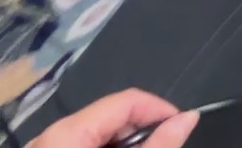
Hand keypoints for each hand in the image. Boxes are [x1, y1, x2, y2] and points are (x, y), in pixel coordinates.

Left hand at [28, 89, 198, 147]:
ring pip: (100, 135)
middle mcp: (51, 134)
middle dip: (143, 133)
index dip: (160, 110)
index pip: (127, 99)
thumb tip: (189, 117)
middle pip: (113, 116)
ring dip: (127, 146)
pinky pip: (84, 146)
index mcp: (67, 132)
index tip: (182, 130)